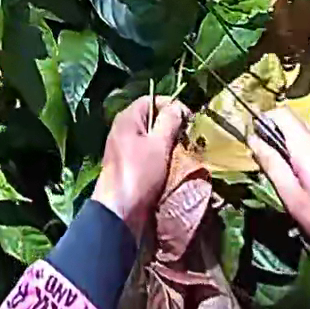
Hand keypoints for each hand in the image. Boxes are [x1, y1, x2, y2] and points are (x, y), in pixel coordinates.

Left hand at [91, 95, 190, 238]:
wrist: (119, 210)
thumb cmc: (139, 173)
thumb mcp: (158, 145)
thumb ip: (169, 122)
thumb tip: (177, 107)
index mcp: (127, 117)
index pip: (152, 99)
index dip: (172, 105)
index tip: (190, 119)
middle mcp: (123, 128)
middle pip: (152, 117)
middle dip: (172, 124)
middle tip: (190, 136)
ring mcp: (124, 146)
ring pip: (151, 135)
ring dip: (168, 141)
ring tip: (184, 150)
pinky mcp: (128, 163)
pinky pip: (148, 151)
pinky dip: (161, 154)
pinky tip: (172, 163)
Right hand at [249, 103, 309, 308]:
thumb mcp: (293, 199)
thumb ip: (271, 165)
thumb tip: (253, 140)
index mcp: (309, 147)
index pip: (282, 113)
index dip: (266, 122)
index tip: (261, 144)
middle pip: (300, 126)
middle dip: (285, 140)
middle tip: (281, 170)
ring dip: (307, 152)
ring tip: (309, 185)